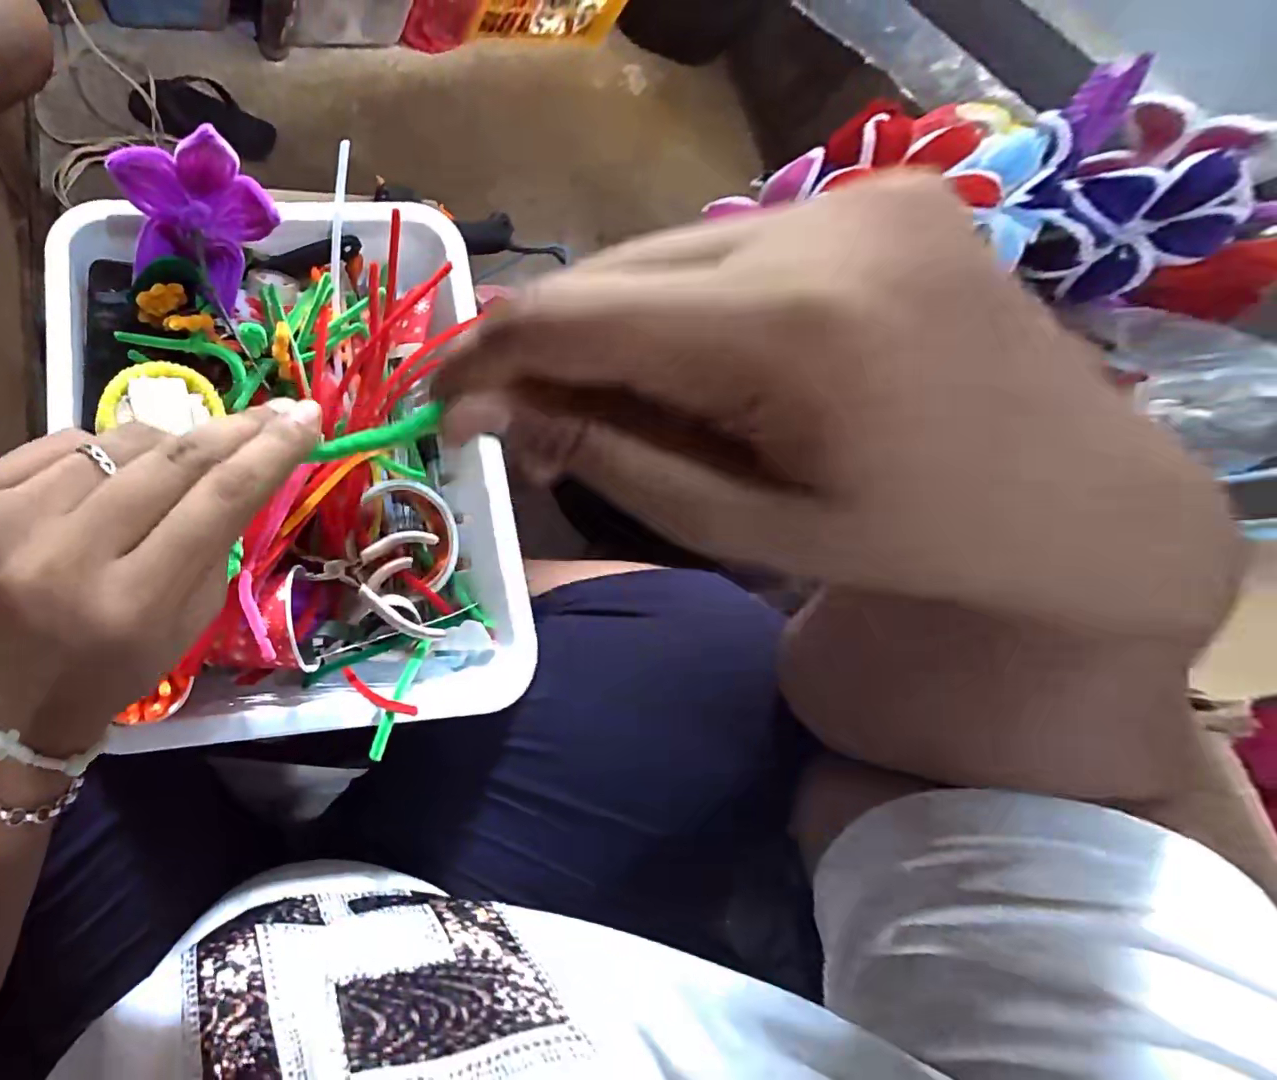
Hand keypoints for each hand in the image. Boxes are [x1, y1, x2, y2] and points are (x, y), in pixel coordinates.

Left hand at [0, 400, 323, 756]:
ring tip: (166, 480)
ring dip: (162, 449)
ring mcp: (10, 527)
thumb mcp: (194, 610)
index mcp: (131, 606)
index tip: (307, 416)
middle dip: (231, 431)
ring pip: (121, 441)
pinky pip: (70, 441)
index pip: (216, 502)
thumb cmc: (129, 657)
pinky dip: (102, 455)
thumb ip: (218, 531)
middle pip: (171, 462)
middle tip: (271, 413)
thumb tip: (247, 444)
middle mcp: (64, 562)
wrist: (32, 687)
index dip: (269, 452)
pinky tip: (103, 489)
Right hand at [435, 175, 1242, 641]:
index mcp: (788, 328)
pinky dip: (642, 313)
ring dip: (583, 333)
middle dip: (526, 352)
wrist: (1073, 501)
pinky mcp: (853, 198)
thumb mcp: (724, 523)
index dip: (480, 358)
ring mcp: (843, 198)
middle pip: (596, 279)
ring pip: (637, 261)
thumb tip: (481, 410)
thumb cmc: (890, 542)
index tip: (436, 405)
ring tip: (578, 406)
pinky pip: (691, 255)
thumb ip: (596, 452)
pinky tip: (652, 368)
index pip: (572, 316)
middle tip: (498, 421)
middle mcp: (814, 228)